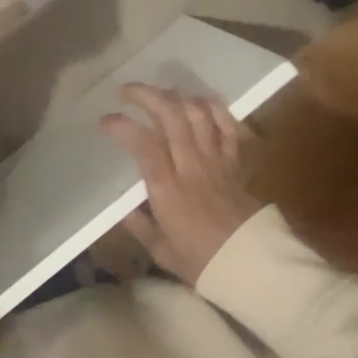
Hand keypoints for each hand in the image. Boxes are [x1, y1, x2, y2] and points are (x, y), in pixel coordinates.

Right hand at [100, 84, 264, 282]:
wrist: (251, 265)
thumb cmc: (201, 261)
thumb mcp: (160, 250)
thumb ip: (138, 224)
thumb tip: (121, 206)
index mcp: (168, 188)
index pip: (143, 143)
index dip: (122, 125)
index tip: (105, 121)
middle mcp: (191, 165)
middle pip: (171, 115)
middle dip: (146, 95)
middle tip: (127, 91)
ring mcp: (217, 159)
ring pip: (198, 113)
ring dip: (176, 97)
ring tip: (160, 95)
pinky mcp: (237, 160)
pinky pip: (228, 125)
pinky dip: (214, 108)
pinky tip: (200, 103)